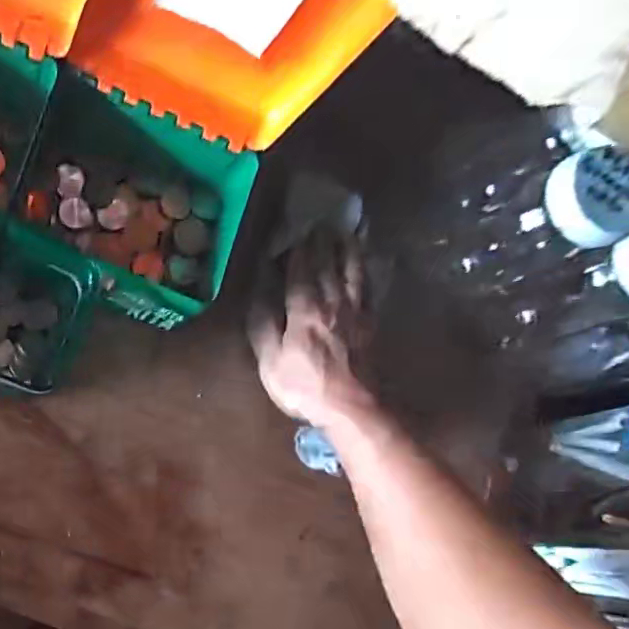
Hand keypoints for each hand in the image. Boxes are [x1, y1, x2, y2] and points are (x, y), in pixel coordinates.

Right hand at [248, 228, 376, 431]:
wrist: (352, 404)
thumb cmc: (303, 386)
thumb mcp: (271, 361)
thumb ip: (264, 327)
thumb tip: (258, 298)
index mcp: (306, 313)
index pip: (302, 275)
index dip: (300, 254)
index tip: (298, 233)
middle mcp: (334, 304)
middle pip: (329, 268)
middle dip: (324, 245)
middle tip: (323, 224)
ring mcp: (356, 312)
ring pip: (353, 273)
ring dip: (350, 251)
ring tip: (349, 232)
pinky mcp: (370, 323)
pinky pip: (368, 288)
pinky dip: (366, 271)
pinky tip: (367, 264)